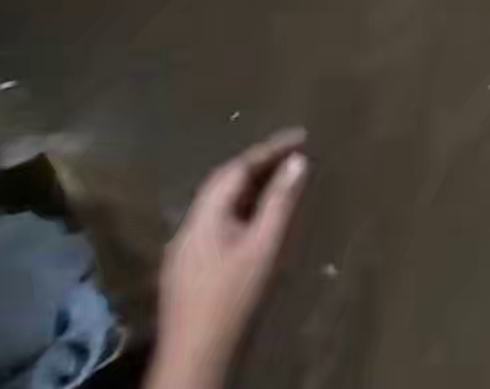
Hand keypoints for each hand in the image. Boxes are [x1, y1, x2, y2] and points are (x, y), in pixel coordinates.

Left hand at [155, 129, 307, 382]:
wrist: (197, 354)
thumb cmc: (235, 294)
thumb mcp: (265, 244)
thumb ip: (281, 200)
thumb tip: (298, 160)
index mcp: (202, 220)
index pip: (234, 170)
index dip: (268, 149)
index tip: (302, 135)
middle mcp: (188, 229)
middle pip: (222, 184)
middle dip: (259, 162)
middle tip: (296, 149)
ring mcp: (187, 249)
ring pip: (220, 203)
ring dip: (252, 183)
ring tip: (285, 173)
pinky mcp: (192, 265)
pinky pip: (221, 219)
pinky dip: (245, 203)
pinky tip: (262, 209)